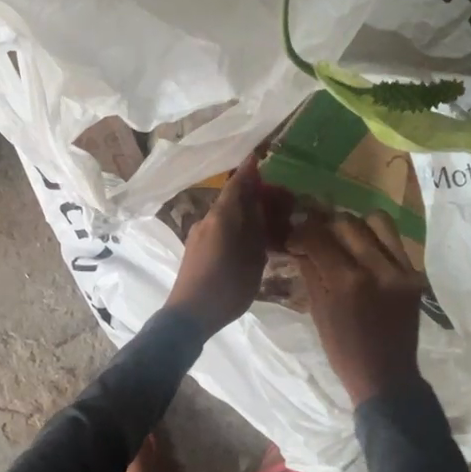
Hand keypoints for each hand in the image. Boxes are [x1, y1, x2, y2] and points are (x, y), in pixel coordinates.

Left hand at [163, 157, 274, 339]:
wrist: (190, 315)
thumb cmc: (227, 286)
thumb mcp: (252, 257)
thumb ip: (256, 227)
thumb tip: (259, 204)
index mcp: (221, 216)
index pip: (238, 184)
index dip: (251, 171)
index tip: (262, 156)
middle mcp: (207, 220)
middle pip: (232, 200)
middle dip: (254, 196)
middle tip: (280, 198)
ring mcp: (198, 235)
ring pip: (226, 217)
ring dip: (246, 215)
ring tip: (270, 222)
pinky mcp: (194, 250)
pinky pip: (219, 231)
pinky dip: (237, 229)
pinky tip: (251, 242)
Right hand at [286, 206, 424, 405]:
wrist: (386, 374)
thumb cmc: (342, 349)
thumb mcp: (318, 310)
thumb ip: (311, 271)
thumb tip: (299, 244)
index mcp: (348, 282)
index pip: (318, 238)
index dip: (300, 232)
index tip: (292, 238)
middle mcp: (378, 268)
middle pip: (347, 223)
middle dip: (324, 225)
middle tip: (314, 236)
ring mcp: (402, 269)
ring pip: (377, 222)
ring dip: (354, 226)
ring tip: (343, 240)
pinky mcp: (415, 274)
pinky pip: (393, 242)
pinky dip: (374, 241)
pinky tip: (362, 254)